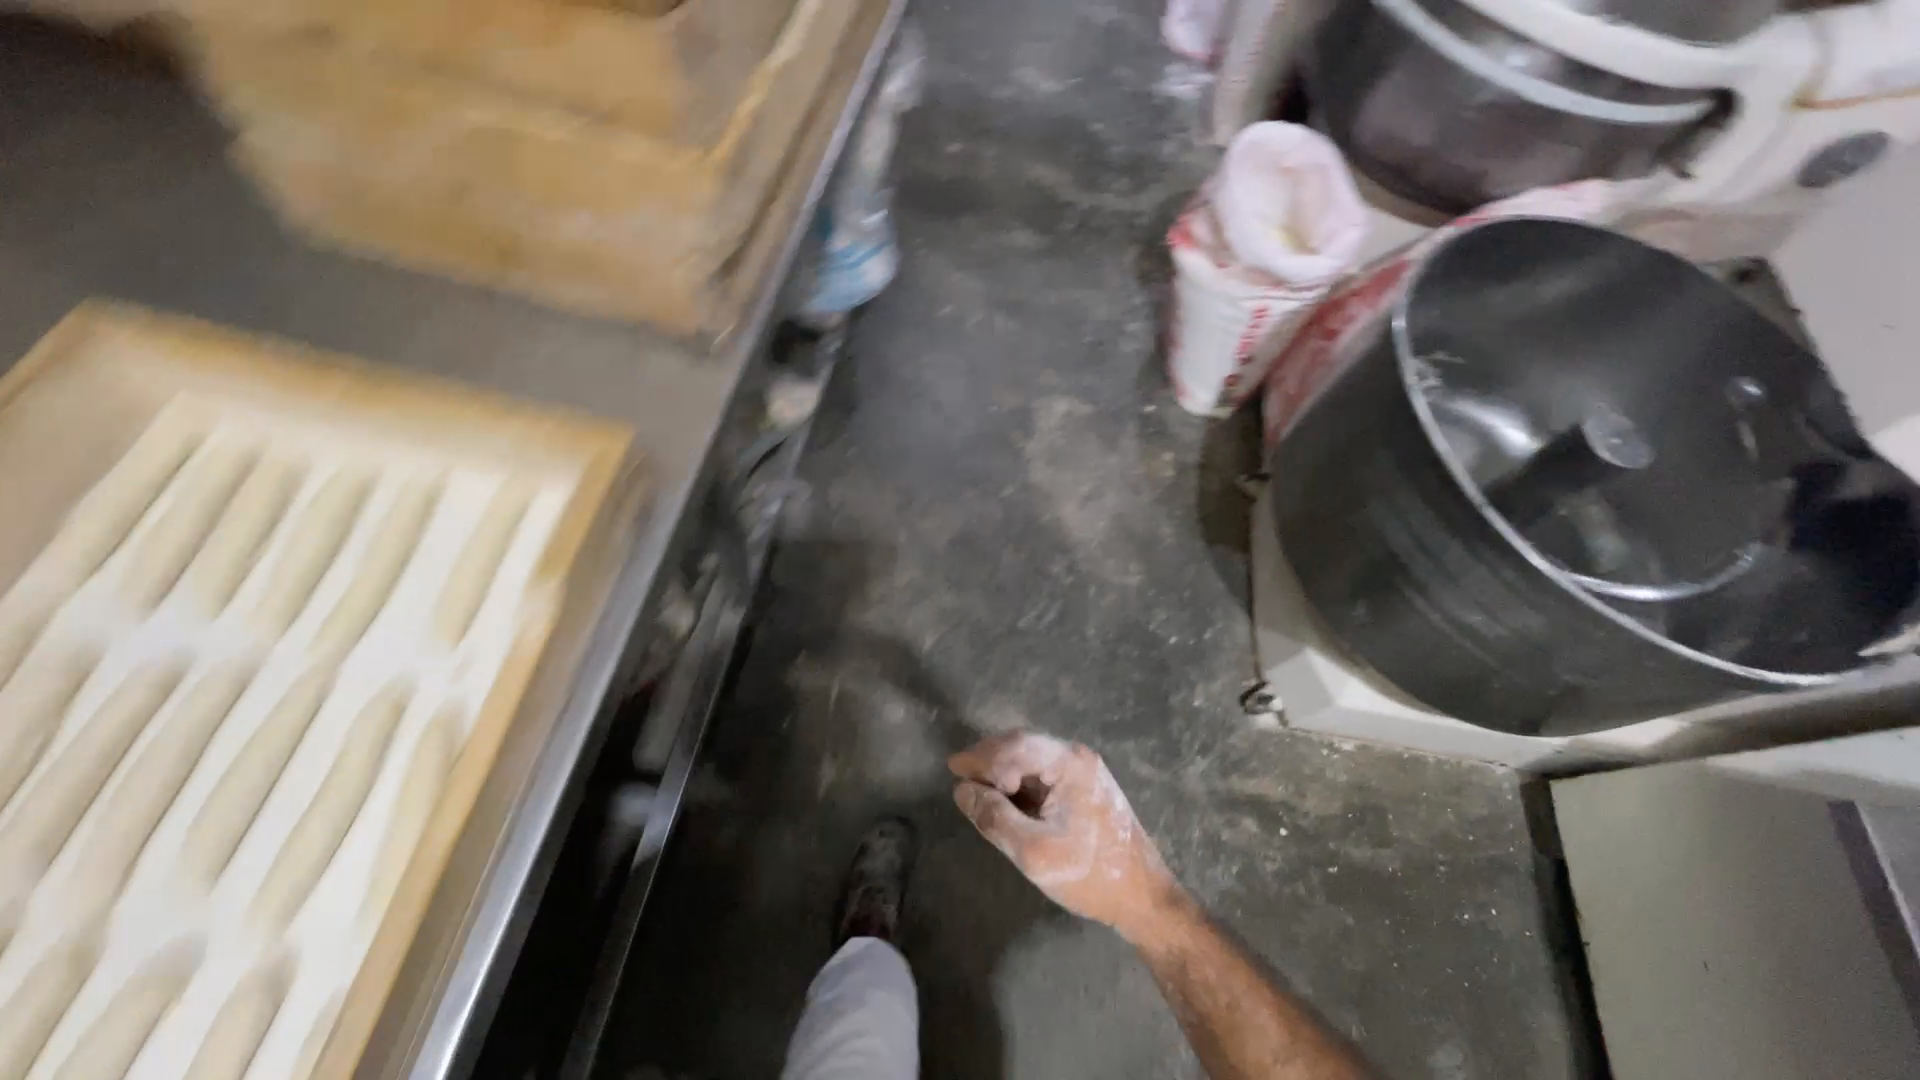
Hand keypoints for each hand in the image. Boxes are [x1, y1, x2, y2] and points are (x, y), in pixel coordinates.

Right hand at [949, 733, 1181, 942]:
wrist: (1143, 897)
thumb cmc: (1089, 874)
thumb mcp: (1033, 852)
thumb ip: (994, 818)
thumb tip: (963, 791)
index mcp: (1070, 764)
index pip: (1016, 746)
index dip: (982, 756)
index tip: (953, 771)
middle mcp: (1077, 758)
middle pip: (1023, 746)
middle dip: (989, 758)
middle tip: (958, 773)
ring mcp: (1083, 773)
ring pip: (1031, 759)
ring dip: (1002, 769)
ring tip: (975, 785)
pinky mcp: (1084, 790)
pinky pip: (1042, 774)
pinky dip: (1018, 781)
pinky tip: (1002, 795)